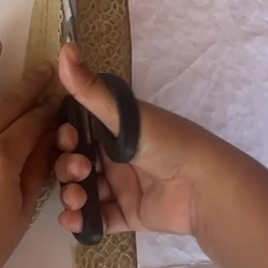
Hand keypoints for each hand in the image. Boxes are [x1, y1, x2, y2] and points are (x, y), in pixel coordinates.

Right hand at [54, 43, 231, 237]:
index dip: (65, 135)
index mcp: (116, 129)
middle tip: (81, 170)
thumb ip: (90, 88)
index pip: (78, 130)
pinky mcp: (128, 213)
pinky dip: (81, 220)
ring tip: (77, 198)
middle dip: (68, 167)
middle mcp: (116, 156)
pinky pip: (98, 219)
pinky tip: (73, 219)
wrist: (202, 186)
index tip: (67, 138)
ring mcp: (121, 186)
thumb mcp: (124, 115)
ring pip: (83, 191)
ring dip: (71, 193)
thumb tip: (65, 46)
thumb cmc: (165, 142)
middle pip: (77, 161)